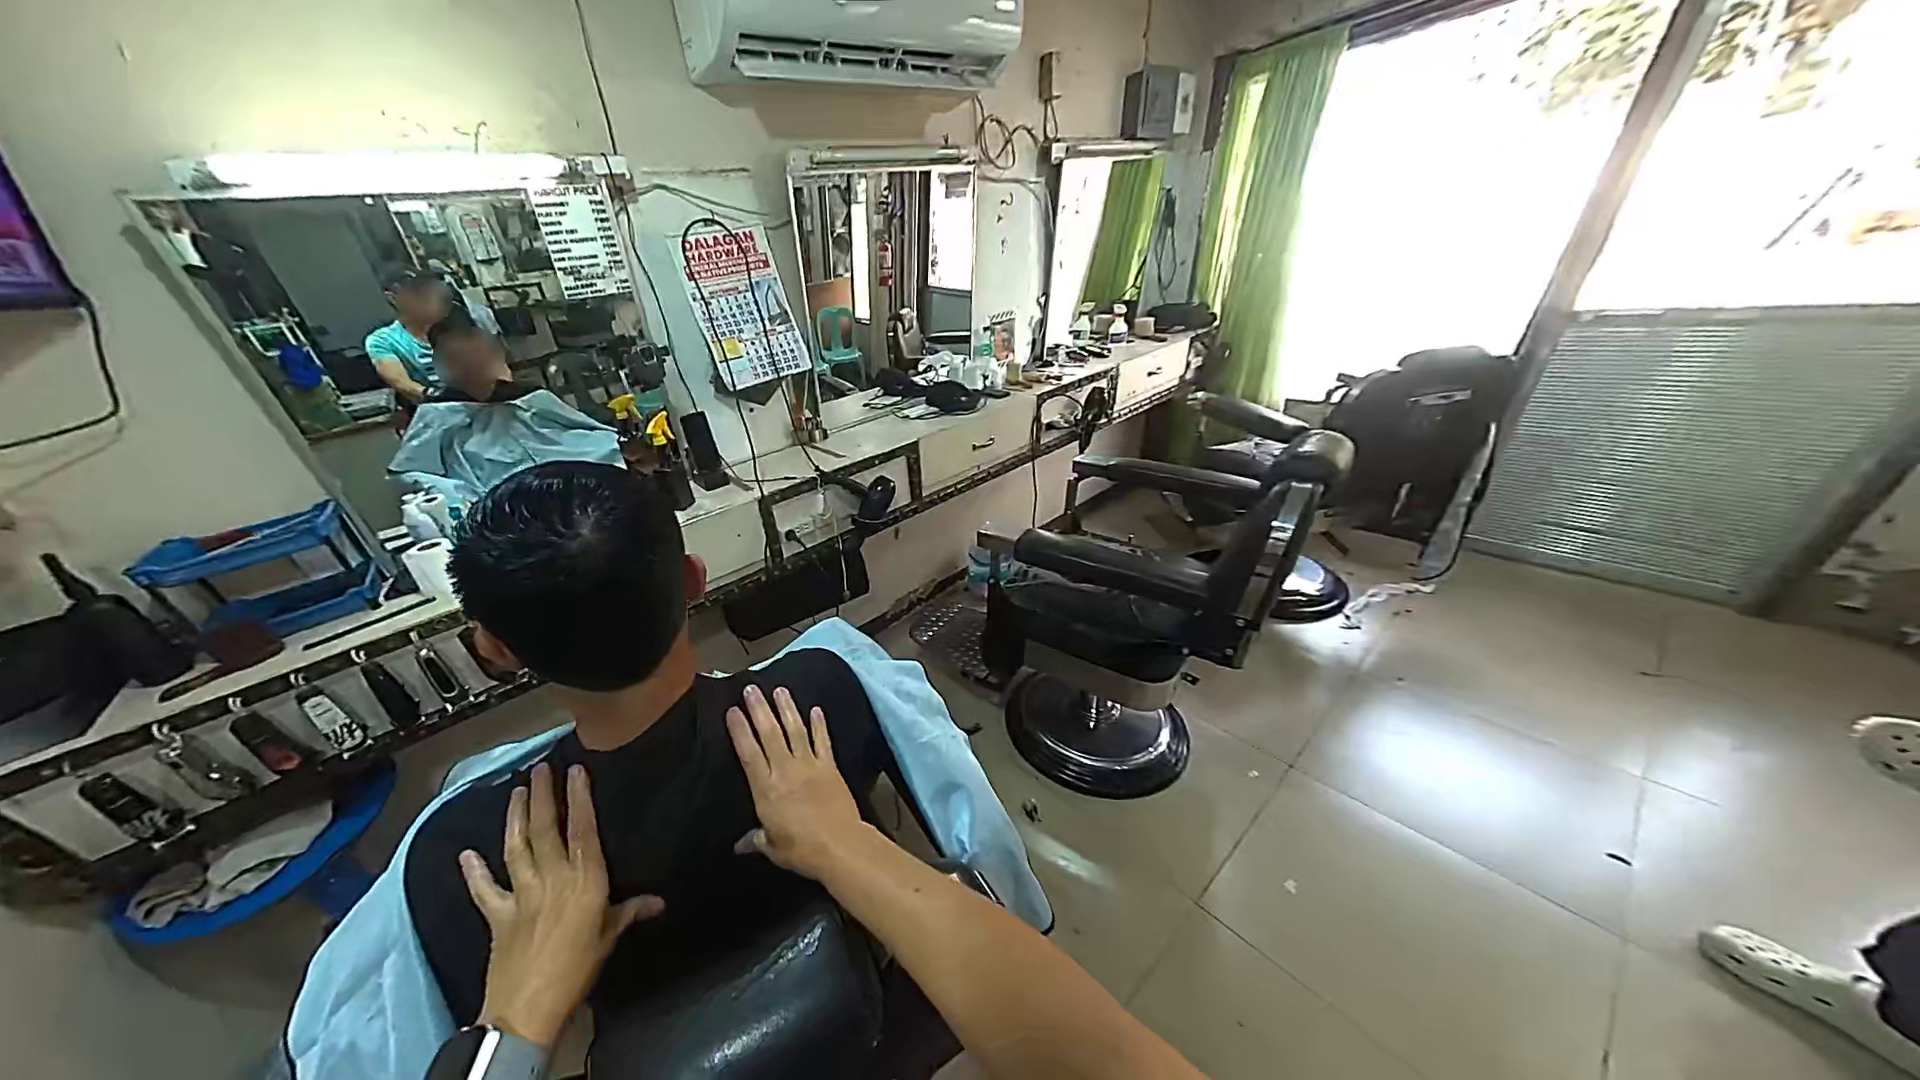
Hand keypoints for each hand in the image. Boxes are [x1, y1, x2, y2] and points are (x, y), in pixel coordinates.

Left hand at [460, 762, 662, 1048]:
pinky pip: (484, 890)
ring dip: (514, 818)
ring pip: (516, 848)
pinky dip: (474, 872)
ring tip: (516, 792)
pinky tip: (465, 854)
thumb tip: (660, 901)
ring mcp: (521, 895)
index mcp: (585, 879)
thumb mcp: (610, 936)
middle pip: (545, 830)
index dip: (579, 797)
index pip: (583, 829)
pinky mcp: (497, 916)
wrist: (527, 1010)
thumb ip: (631, 911)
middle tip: (540, 769)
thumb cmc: (578, 967)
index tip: (575, 770)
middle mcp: (553, 878)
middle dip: (542, 797)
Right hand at [726, 685, 873, 880]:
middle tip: (752, 689)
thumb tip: (739, 845)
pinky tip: (816, 709)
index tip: (733, 711)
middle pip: (770, 734)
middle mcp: (786, 771)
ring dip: (787, 709)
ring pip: (796, 731)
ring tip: (779, 690)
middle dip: (760, 709)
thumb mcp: (772, 847)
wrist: (840, 845)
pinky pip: (823, 741)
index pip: (749, 753)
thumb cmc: (801, 850)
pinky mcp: (830, 767)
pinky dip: (819, 725)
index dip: (740, 730)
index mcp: (766, 790)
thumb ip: (756, 840)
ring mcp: (810, 766)